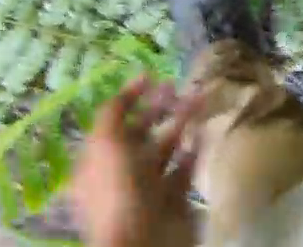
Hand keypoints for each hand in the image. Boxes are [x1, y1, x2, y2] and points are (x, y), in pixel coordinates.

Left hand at [71, 77, 203, 246]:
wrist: (144, 243)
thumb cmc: (118, 192)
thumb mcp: (106, 145)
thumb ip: (115, 112)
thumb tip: (137, 80)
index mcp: (96, 164)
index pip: (112, 122)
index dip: (130, 97)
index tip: (153, 73)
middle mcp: (119, 174)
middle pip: (140, 133)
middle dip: (159, 106)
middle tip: (179, 84)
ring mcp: (147, 187)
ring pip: (166, 145)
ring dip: (182, 121)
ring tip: (201, 99)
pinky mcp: (174, 196)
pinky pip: (185, 165)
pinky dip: (195, 146)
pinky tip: (206, 129)